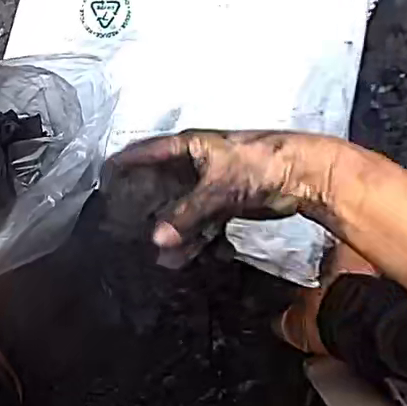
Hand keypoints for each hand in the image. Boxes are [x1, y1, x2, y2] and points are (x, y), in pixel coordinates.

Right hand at [107, 131, 349, 266]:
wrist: (304, 174)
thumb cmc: (258, 164)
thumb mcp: (218, 187)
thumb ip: (186, 213)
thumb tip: (157, 239)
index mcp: (187, 147)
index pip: (145, 152)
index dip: (124, 164)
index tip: (102, 180)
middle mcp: (194, 163)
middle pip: (161, 185)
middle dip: (146, 208)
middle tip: (124, 229)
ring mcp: (209, 183)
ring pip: (182, 208)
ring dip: (173, 231)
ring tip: (160, 257)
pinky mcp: (225, 202)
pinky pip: (202, 221)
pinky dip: (195, 238)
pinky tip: (186, 257)